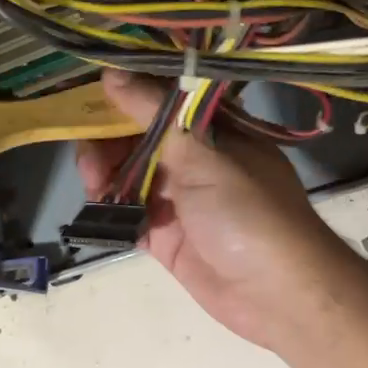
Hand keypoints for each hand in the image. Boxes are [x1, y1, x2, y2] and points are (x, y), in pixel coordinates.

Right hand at [77, 71, 363, 350]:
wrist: (278, 295)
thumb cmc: (250, 215)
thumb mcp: (204, 156)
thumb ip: (156, 116)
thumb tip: (114, 71)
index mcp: (218, 132)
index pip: (167, 101)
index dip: (130, 94)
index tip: (92, 91)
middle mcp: (198, 162)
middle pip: (143, 139)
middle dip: (111, 139)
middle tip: (90, 151)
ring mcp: (182, 202)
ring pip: (131, 176)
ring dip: (106, 173)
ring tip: (92, 180)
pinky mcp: (167, 238)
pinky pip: (130, 215)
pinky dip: (112, 209)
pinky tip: (97, 204)